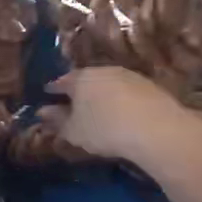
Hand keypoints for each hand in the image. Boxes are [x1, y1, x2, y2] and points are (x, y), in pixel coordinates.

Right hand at [43, 67, 201, 169]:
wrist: (158, 130)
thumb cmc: (104, 128)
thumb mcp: (72, 130)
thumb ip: (56, 120)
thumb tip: (43, 111)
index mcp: (81, 78)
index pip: (61, 81)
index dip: (53, 90)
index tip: (47, 95)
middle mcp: (106, 71)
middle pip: (86, 80)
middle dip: (77, 91)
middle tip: (70, 103)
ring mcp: (131, 77)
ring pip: (107, 84)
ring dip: (99, 95)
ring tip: (94, 110)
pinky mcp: (151, 87)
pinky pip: (125, 92)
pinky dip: (117, 100)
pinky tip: (117, 114)